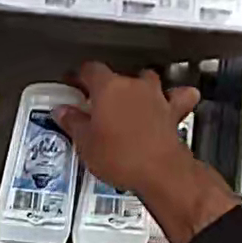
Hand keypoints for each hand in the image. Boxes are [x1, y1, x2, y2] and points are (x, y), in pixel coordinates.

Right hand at [53, 61, 237, 242]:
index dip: (79, 76)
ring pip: (146, 80)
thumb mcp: (85, 142)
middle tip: (95, 102)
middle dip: (105, 86)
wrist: (159, 172)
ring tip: (126, 101)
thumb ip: (73, 122)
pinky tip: (166, 103)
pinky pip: (177, 96)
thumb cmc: (121, 156)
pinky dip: (172, 97)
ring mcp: (156, 97)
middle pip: (116, 75)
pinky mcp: (174, 112)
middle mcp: (133, 86)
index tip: (73, 83)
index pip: (89, 70)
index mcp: (107, 88)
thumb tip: (63, 112)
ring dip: (136, 88)